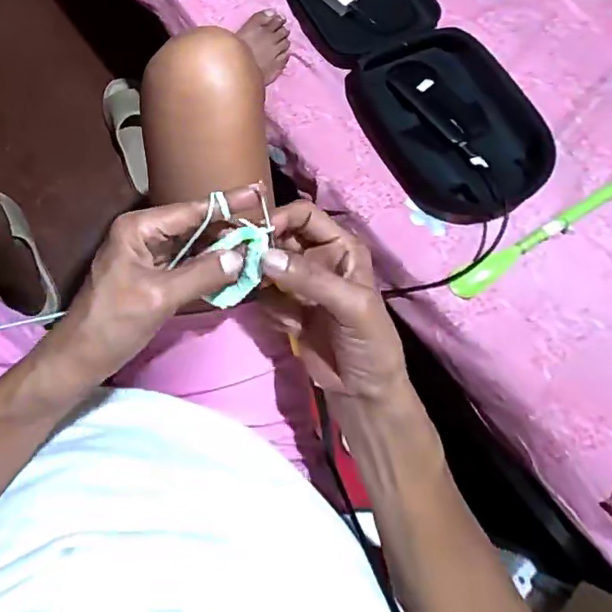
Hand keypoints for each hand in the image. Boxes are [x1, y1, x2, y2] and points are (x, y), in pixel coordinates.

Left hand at [32, 188, 255, 387]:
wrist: (80, 358)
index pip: (190, 209)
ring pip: (193, 243)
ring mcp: (146, 253)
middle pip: (194, 224)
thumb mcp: (161, 297)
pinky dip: (209, 264)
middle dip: (228, 225)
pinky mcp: (151, 273)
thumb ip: (202, 273)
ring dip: (222, 246)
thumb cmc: (114, 322)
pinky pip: (187, 262)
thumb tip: (241, 255)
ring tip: (257, 241)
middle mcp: (143, 232)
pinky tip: (234, 264)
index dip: (226, 203)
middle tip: (265, 223)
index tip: (258, 191)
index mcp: (138, 227)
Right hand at [260, 202, 408, 405]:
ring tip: (256, 293)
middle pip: (279, 236)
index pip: (304, 215)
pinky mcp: (286, 308)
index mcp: (341, 246)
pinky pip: (264, 295)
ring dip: (258, 278)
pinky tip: (286, 326)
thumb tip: (266, 256)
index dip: (280, 217)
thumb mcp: (351, 307)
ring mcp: (300, 283)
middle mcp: (318, 257)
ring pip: (266, 265)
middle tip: (241, 262)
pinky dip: (266, 306)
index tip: (254, 234)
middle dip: (260, 247)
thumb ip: (311, 279)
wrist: (365, 395)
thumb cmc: (371, 344)